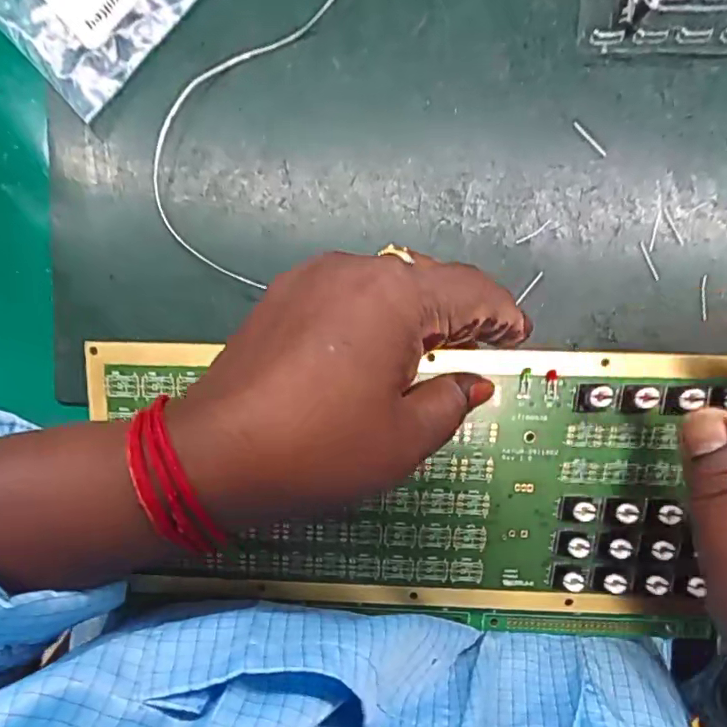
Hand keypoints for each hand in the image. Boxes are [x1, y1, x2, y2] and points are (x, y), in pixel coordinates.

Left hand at [0, 251, 527, 593]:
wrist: (211, 458)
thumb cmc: (315, 452)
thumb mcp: (401, 440)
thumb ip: (449, 403)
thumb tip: (469, 383)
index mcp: (392, 293)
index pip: (472, 292)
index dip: (502, 319)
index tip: (516, 345)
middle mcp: (348, 269)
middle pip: (425, 283)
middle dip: (456, 319)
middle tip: (471, 361)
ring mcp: (305, 281)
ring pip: (381, 290)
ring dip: (411, 321)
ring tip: (420, 365)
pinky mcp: (276, 303)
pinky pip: (342, 302)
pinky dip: (369, 325)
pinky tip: (367, 360)